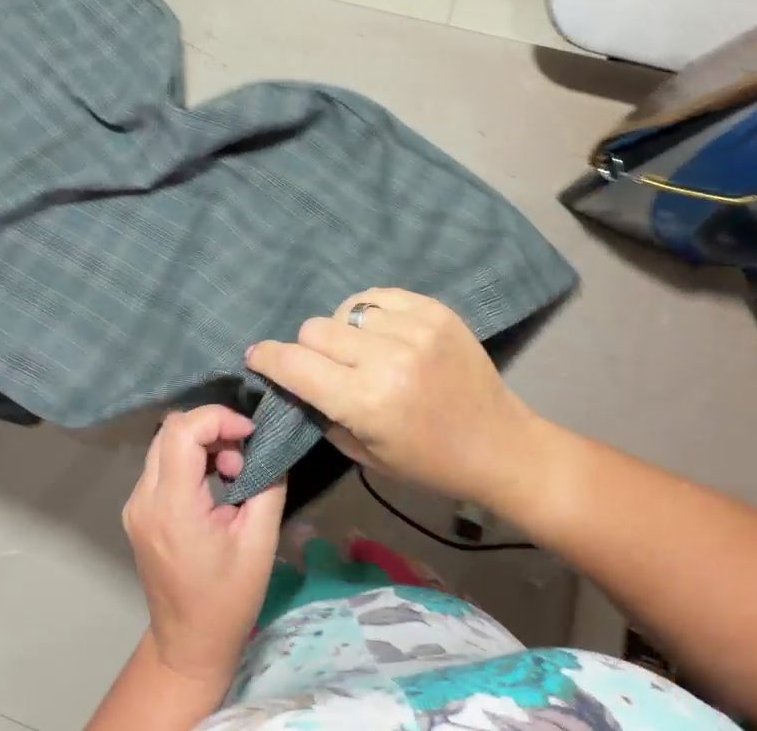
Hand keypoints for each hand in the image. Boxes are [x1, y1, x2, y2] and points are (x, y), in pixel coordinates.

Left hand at [122, 406, 286, 684]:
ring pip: (164, 444)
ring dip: (201, 445)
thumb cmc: (229, 599)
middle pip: (170, 430)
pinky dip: (189, 461)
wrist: (189, 645)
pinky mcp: (137, 512)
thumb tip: (270, 447)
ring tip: (231, 475)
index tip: (250, 433)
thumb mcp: (260, 542)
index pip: (183, 430)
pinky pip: (161, 466)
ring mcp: (135, 505)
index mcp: (172, 506)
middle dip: (212, 429)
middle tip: (242, 458)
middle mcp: (144, 499)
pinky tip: (213, 487)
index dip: (218, 418)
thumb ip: (268, 485)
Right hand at [245, 288, 537, 506]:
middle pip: (315, 330)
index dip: (268, 358)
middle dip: (309, 350)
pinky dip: (371, 314)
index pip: (295, 365)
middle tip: (326, 369)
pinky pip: (378, 296)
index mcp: (366, 402)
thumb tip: (292, 378)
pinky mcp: (436, 311)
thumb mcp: (363, 452)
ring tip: (361, 352)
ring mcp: (416, 330)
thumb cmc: (427, 462)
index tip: (257, 356)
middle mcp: (387, 359)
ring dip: (344, 332)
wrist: (499, 445)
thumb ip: (322, 411)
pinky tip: (383, 335)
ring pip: (346, 310)